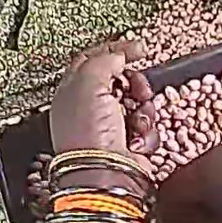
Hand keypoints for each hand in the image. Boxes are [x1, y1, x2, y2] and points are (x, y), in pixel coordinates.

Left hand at [49, 40, 157, 155]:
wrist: (105, 173)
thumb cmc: (89, 133)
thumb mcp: (90, 82)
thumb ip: (104, 60)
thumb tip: (119, 54)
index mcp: (74, 90)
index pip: (96, 60)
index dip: (117, 51)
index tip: (138, 49)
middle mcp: (92, 109)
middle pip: (123, 82)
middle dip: (136, 84)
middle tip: (138, 90)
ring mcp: (112, 128)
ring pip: (140, 105)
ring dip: (144, 111)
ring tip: (136, 121)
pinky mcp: (130, 145)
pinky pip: (148, 129)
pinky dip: (146, 133)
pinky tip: (136, 140)